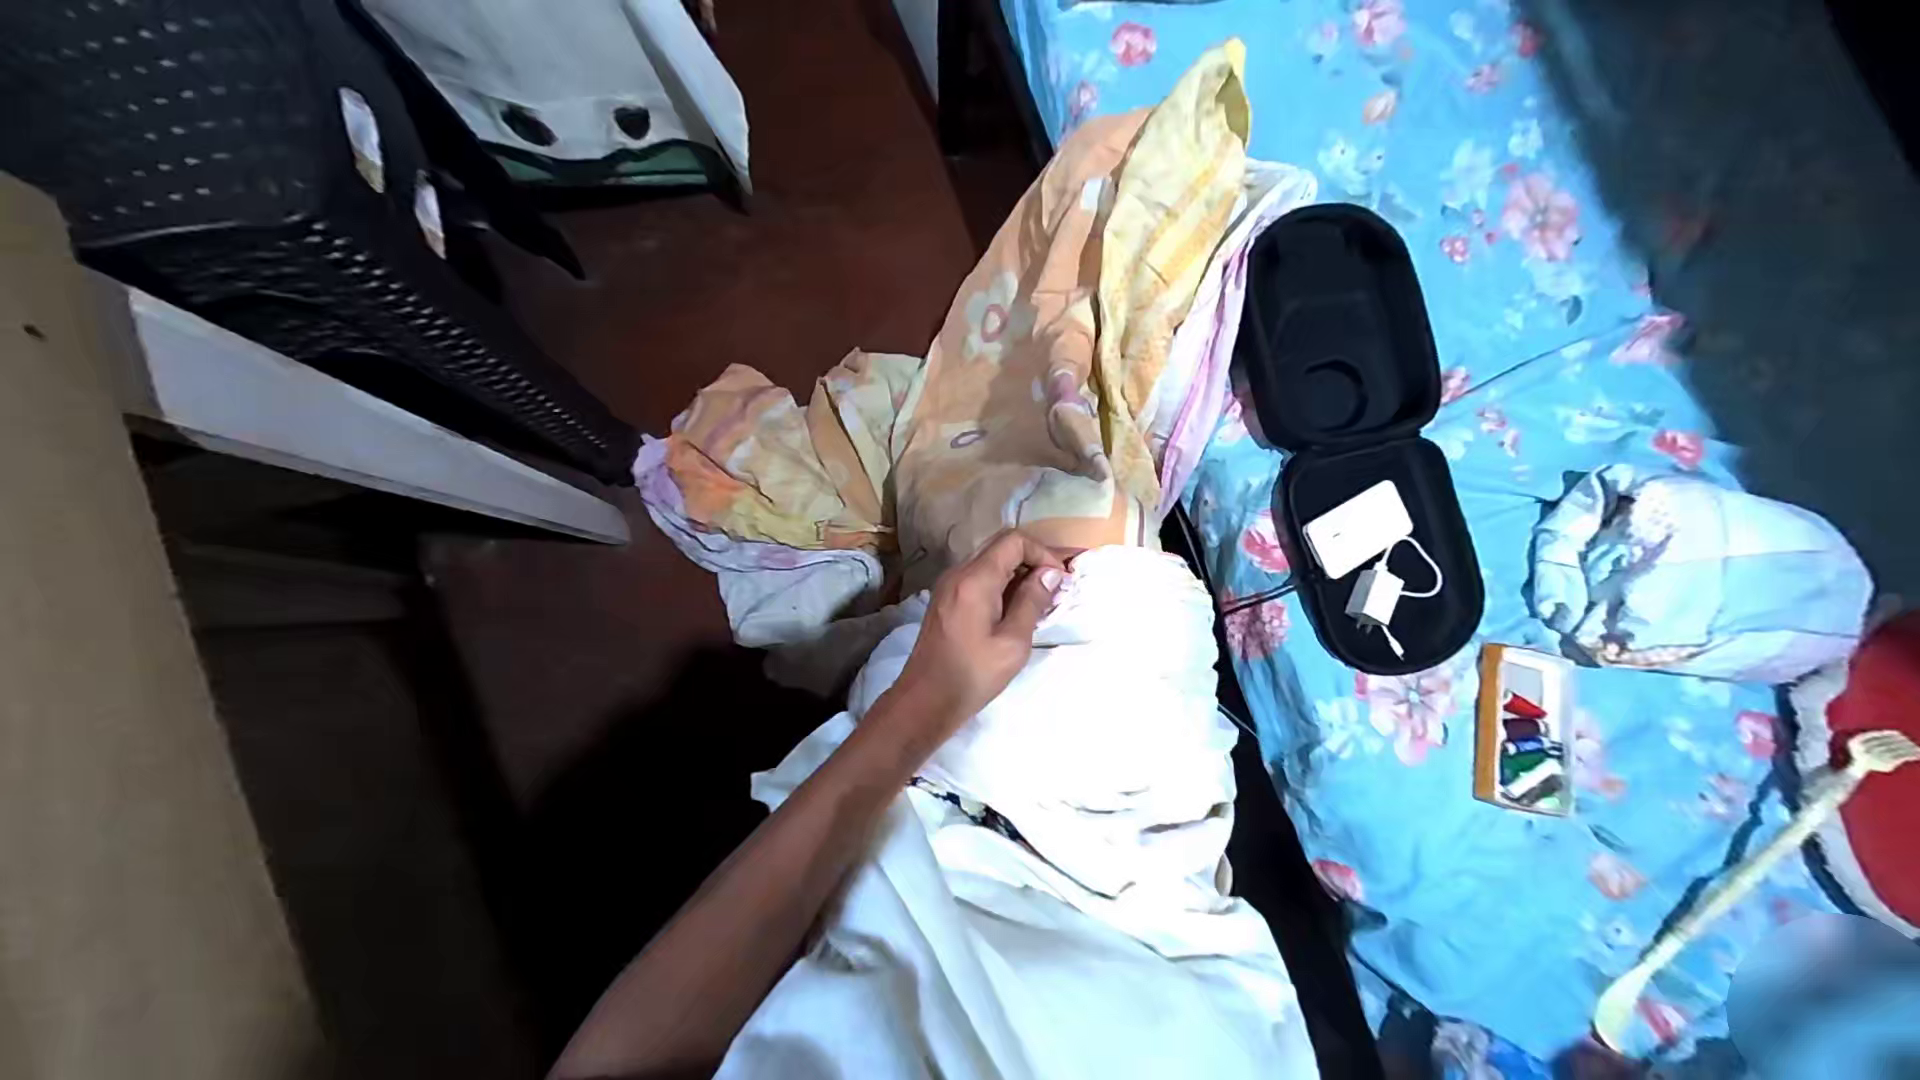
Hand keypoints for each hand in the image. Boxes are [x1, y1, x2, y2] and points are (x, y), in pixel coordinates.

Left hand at [882, 530, 1065, 736]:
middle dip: (1031, 560)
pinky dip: (999, 584)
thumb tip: (1049, 575)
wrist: (925, 700)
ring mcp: (947, 585)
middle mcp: (958, 573)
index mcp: (975, 579)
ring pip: (988, 561)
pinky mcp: (944, 600)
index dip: (1042, 553)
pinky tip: (1013, 611)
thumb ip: (1032, 602)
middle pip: (1000, 546)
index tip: (1059, 580)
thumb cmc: (973, 675)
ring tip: (1037, 602)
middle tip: (1053, 588)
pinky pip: (976, 578)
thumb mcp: (1013, 642)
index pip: (1013, 541)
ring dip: (1016, 573)